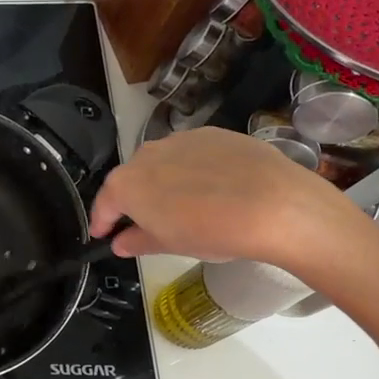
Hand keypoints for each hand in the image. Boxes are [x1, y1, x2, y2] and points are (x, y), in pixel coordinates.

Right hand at [88, 126, 362, 271]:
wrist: (276, 205)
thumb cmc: (212, 231)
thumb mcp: (171, 245)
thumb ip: (138, 241)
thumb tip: (121, 242)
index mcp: (126, 184)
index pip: (104, 204)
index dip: (102, 222)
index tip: (102, 234)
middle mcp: (146, 154)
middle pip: (132, 179)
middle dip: (136, 199)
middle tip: (150, 222)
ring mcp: (181, 139)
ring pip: (163, 163)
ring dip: (166, 182)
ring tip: (188, 205)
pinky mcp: (214, 133)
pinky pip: (193, 154)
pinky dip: (195, 170)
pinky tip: (216, 188)